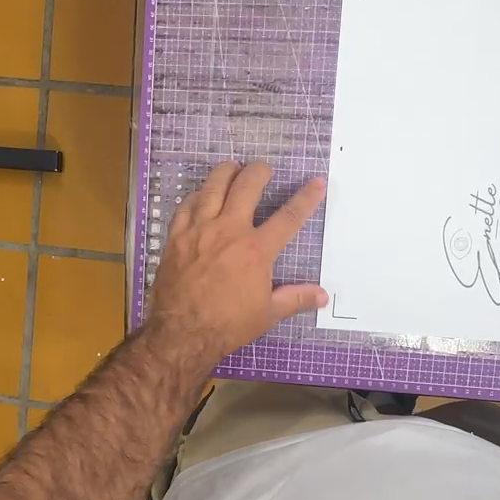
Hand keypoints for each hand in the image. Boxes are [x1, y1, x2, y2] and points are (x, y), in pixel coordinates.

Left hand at [146, 160, 326, 369]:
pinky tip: (200, 194)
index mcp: (256, 250)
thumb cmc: (228, 325)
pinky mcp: (176, 237)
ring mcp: (199, 230)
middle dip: (259, 172)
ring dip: (226, 173)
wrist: (182, 332)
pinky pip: (186, 205)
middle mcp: (229, 231)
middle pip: (247, 187)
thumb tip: (322, 296)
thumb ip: (295, 299)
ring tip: (233, 167)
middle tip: (264, 168)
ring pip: (213, 187)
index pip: (288, 217)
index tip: (316, 182)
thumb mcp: (268, 314)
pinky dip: (196, 195)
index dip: (305, 198)